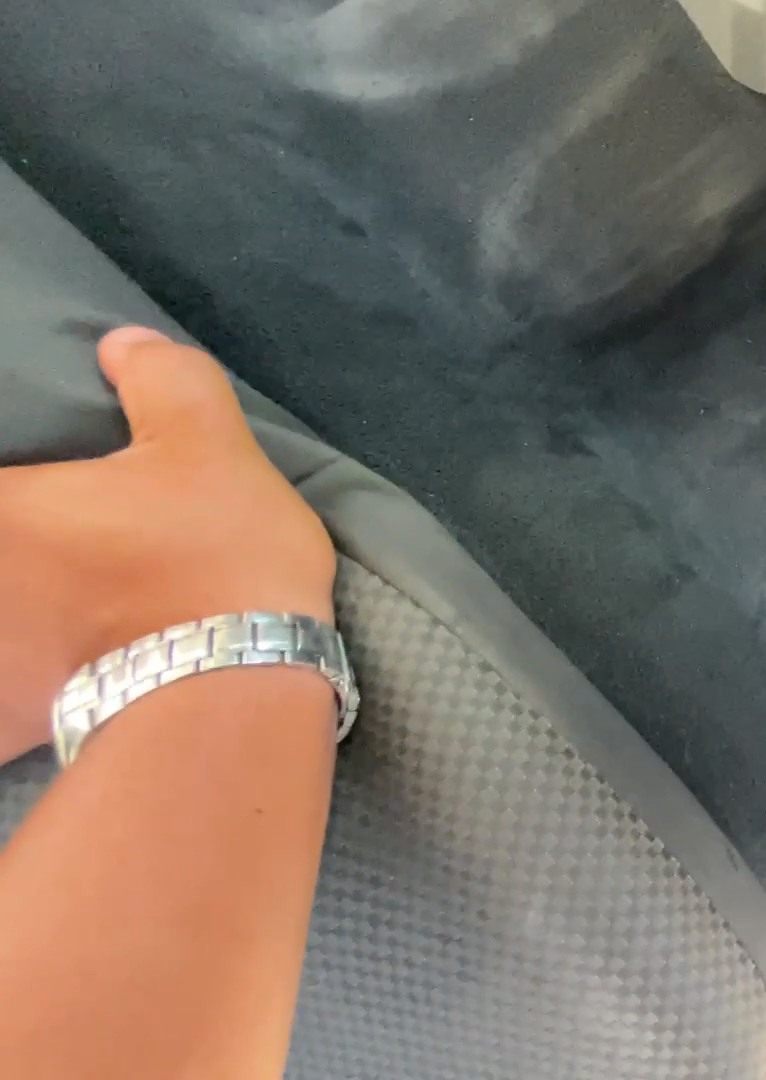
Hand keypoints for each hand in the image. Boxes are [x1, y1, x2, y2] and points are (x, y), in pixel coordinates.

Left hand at [0, 327, 335, 764]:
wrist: (231, 681)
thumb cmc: (213, 556)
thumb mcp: (217, 455)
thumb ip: (171, 387)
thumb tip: (125, 342)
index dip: (19, 483)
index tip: (43, 488)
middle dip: (23, 546)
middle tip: (55, 547)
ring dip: (17, 614)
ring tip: (58, 610)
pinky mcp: (0, 714)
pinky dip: (16, 685)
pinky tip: (44, 674)